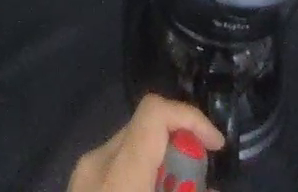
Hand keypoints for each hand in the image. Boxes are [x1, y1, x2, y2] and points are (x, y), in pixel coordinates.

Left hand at [68, 95, 222, 191]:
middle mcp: (96, 162)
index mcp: (118, 174)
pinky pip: (118, 166)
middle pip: (146, 130)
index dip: (191, 117)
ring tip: (183, 189)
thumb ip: (189, 189)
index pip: (153, 112)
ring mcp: (82, 171)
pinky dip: (144, 174)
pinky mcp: (79, 184)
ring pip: (133, 148)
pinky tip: (156, 191)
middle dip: (182, 149)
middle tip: (203, 182)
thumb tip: (212, 184)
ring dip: (164, 165)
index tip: (218, 145)